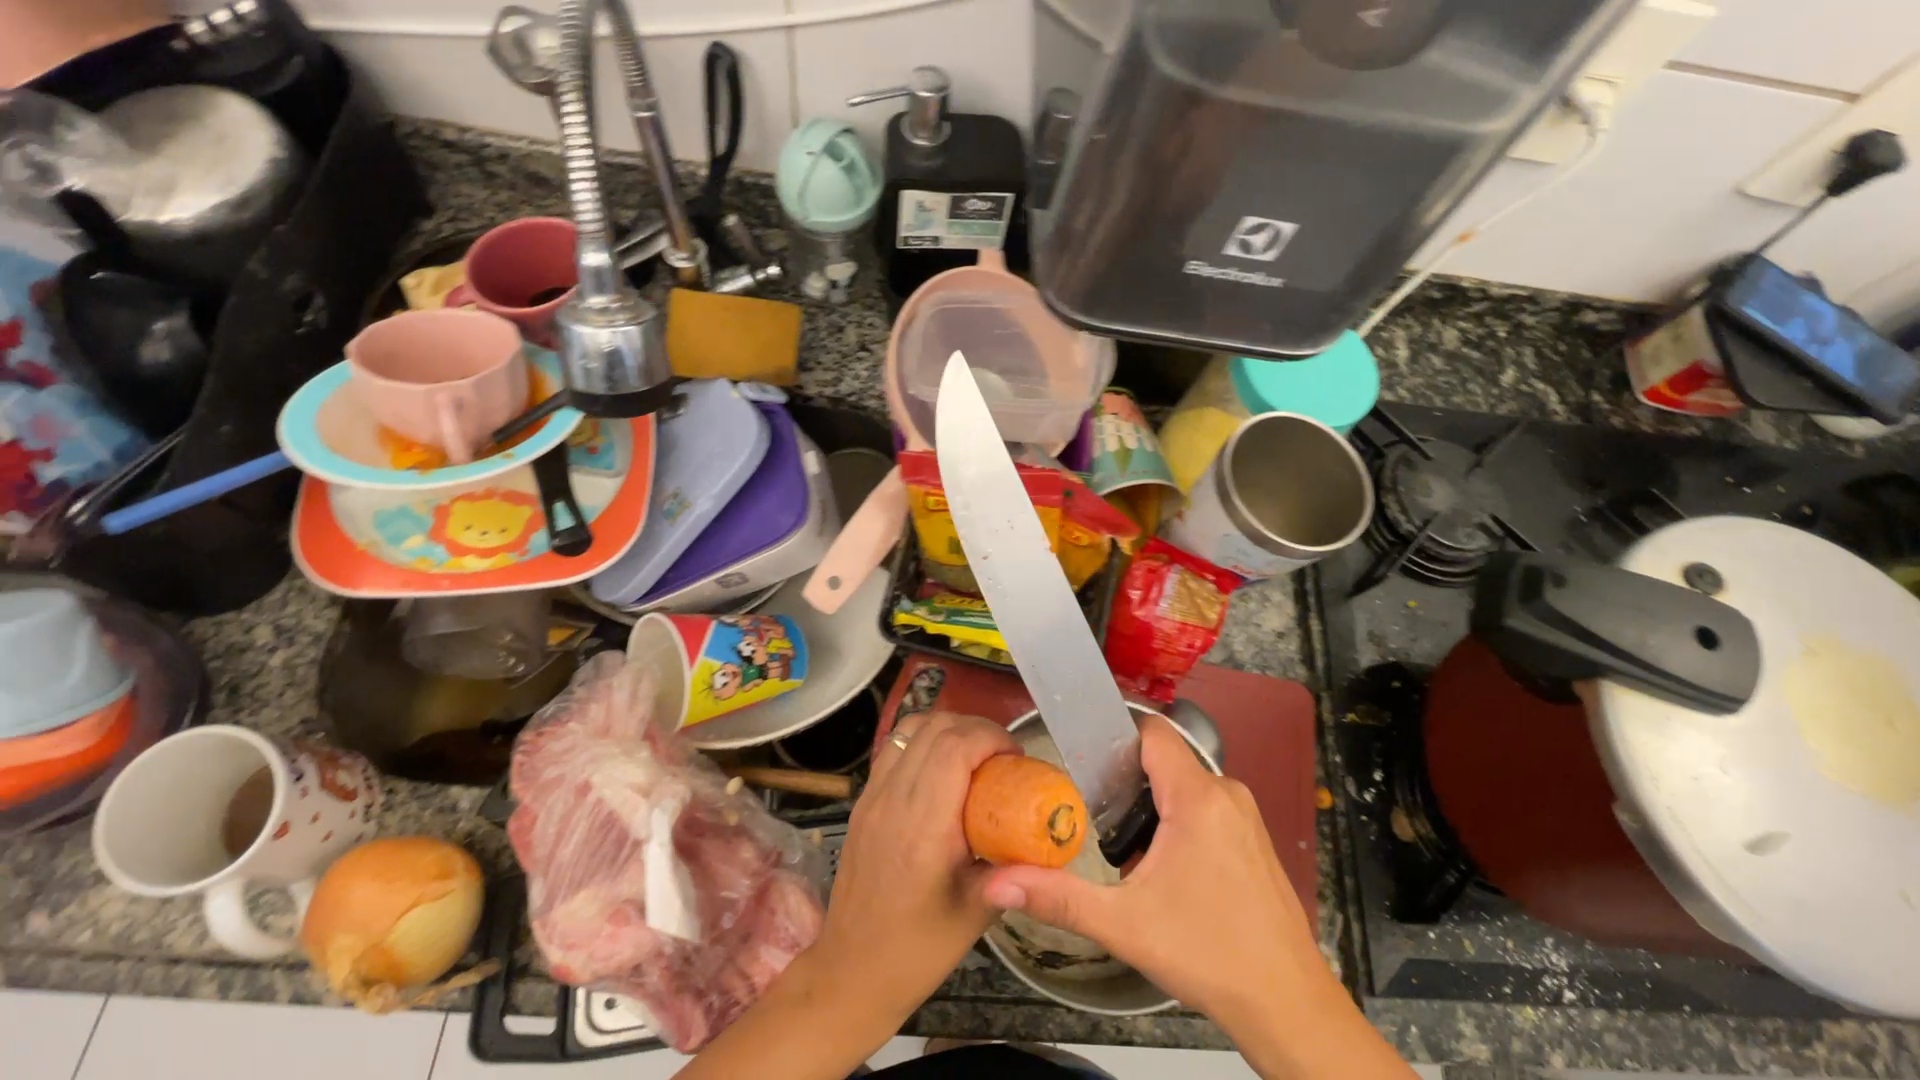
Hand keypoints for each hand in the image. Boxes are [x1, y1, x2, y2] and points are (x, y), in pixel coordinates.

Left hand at [809, 711, 1015, 1023]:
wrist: (853, 971)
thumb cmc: (919, 948)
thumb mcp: (978, 911)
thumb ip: (1013, 866)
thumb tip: (1046, 833)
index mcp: (923, 826)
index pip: (954, 746)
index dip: (990, 737)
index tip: (1016, 757)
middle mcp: (891, 800)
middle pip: (932, 727)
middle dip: (974, 728)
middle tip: (1002, 756)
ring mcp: (870, 798)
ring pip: (907, 730)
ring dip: (946, 730)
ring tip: (974, 758)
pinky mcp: (861, 804)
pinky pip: (893, 751)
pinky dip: (922, 745)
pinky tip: (942, 775)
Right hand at [981, 715, 1356, 1052]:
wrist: (1285, 1002)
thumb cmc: (1207, 954)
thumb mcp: (1122, 924)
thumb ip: (1057, 897)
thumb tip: (996, 882)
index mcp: (1198, 799)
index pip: (1153, 735)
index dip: (1115, 742)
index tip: (1083, 769)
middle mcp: (1227, 795)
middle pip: (1164, 765)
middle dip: (1126, 790)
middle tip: (1096, 828)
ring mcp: (1246, 819)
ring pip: (1184, 790)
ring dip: (1152, 814)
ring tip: (1127, 860)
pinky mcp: (1255, 842)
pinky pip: (1206, 812)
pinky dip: (1178, 829)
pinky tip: (1166, 878)